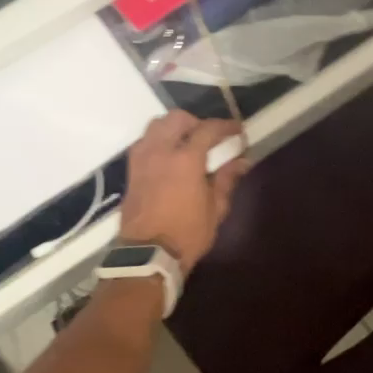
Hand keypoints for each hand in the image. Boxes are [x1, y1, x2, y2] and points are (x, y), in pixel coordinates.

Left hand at [117, 112, 249, 272]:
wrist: (147, 254)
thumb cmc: (187, 234)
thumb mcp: (215, 209)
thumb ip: (227, 179)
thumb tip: (242, 161)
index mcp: (186, 159)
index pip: (208, 129)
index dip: (225, 126)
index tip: (236, 131)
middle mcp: (161, 150)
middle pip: (177, 118)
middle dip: (195, 122)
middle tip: (209, 137)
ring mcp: (142, 158)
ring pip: (156, 126)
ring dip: (173, 128)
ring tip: (186, 143)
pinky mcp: (131, 170)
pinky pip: (144, 142)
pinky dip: (157, 141)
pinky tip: (168, 156)